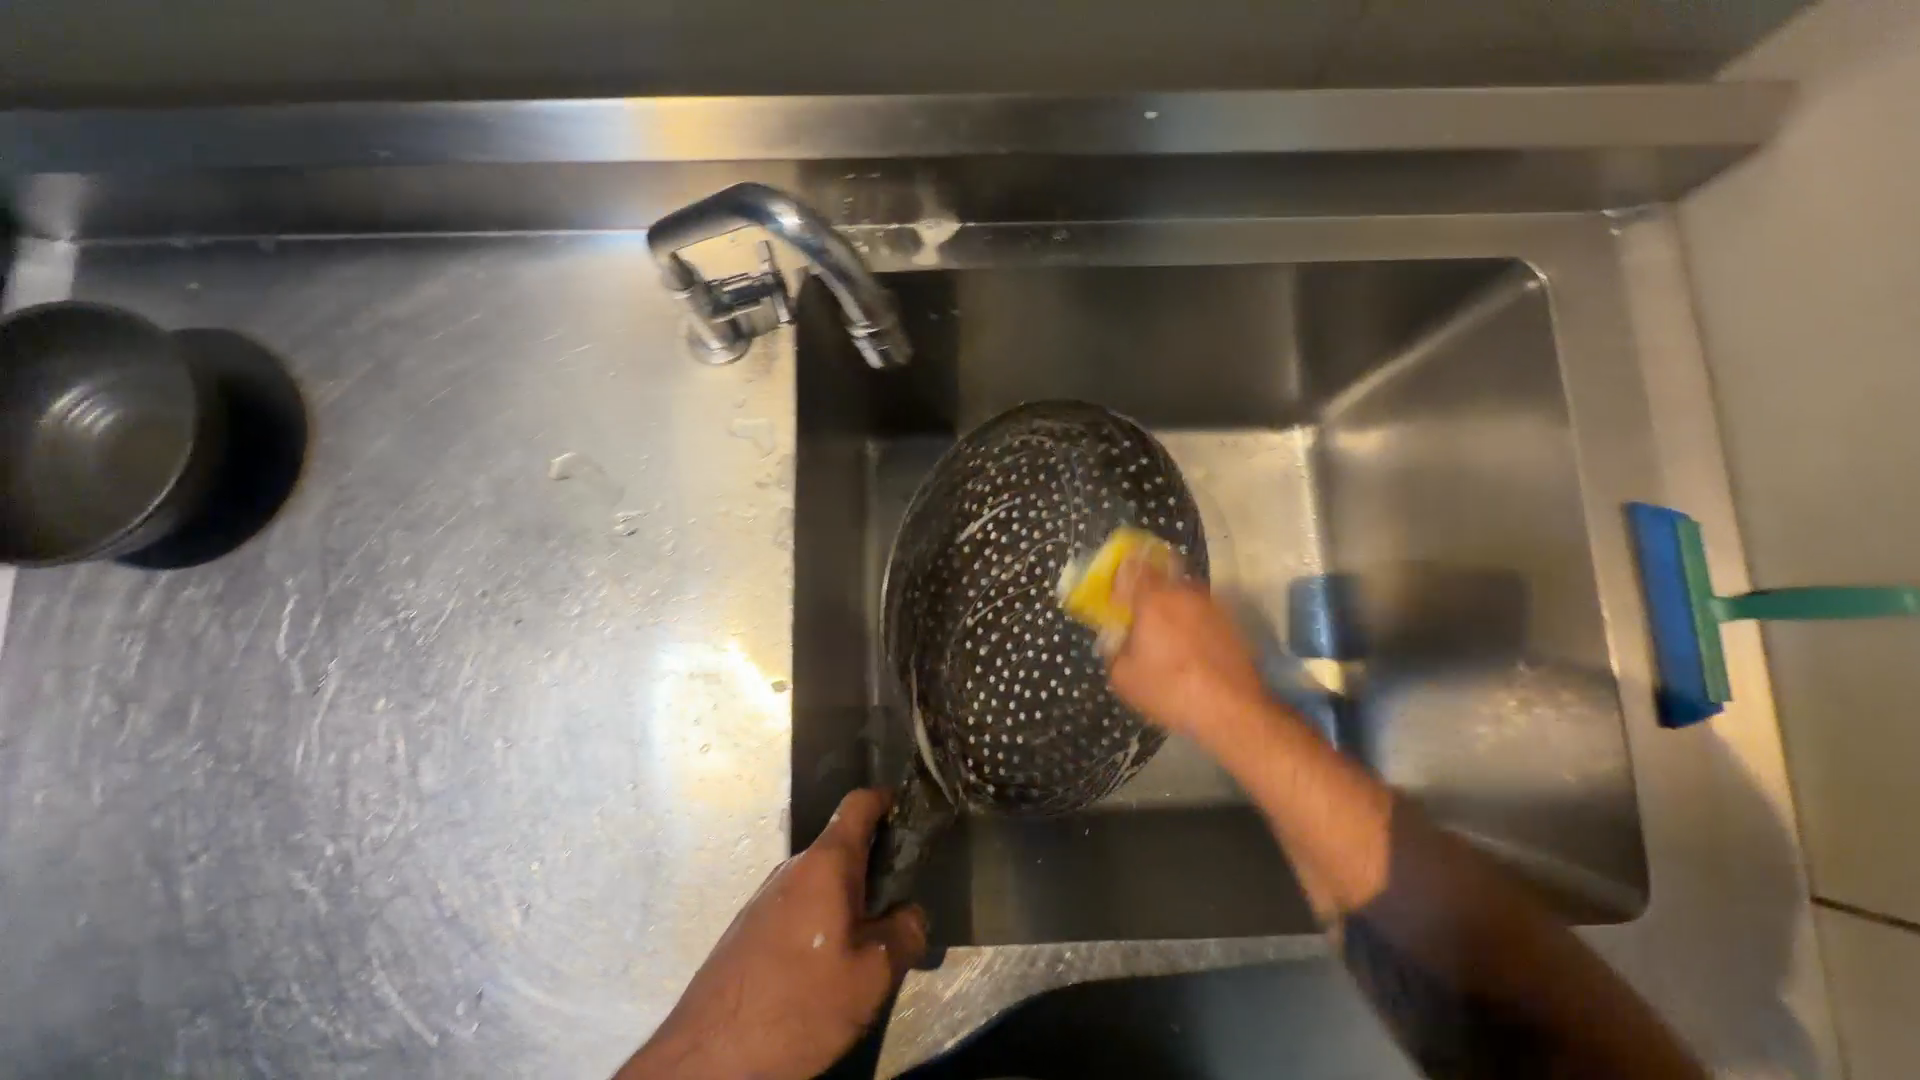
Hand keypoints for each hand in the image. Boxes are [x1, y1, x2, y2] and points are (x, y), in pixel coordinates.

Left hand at [618, 789, 927, 1079]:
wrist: (708, 1057)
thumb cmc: (799, 1004)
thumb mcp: (872, 975)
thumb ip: (905, 934)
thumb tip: (911, 914)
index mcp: (826, 863)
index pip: (859, 804)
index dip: (888, 800)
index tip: (911, 813)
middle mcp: (793, 869)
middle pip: (843, 848)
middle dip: (876, 868)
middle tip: (903, 906)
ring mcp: (766, 898)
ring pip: (822, 883)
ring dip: (849, 902)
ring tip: (869, 945)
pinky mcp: (749, 929)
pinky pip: (800, 908)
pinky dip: (823, 922)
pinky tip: (828, 967)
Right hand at [1106, 555, 1268, 743]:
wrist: (1231, 710)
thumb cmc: (1170, 689)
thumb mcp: (1123, 677)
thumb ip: (1114, 649)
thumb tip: (1118, 640)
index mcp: (1154, 598)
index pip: (1134, 566)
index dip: (1123, 576)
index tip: (1117, 593)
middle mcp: (1185, 593)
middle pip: (1163, 578)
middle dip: (1150, 593)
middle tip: (1141, 617)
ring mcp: (1213, 607)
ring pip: (1186, 597)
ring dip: (1174, 610)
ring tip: (1168, 640)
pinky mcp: (1232, 625)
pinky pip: (1203, 616)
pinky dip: (1194, 626)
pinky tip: (1191, 653)